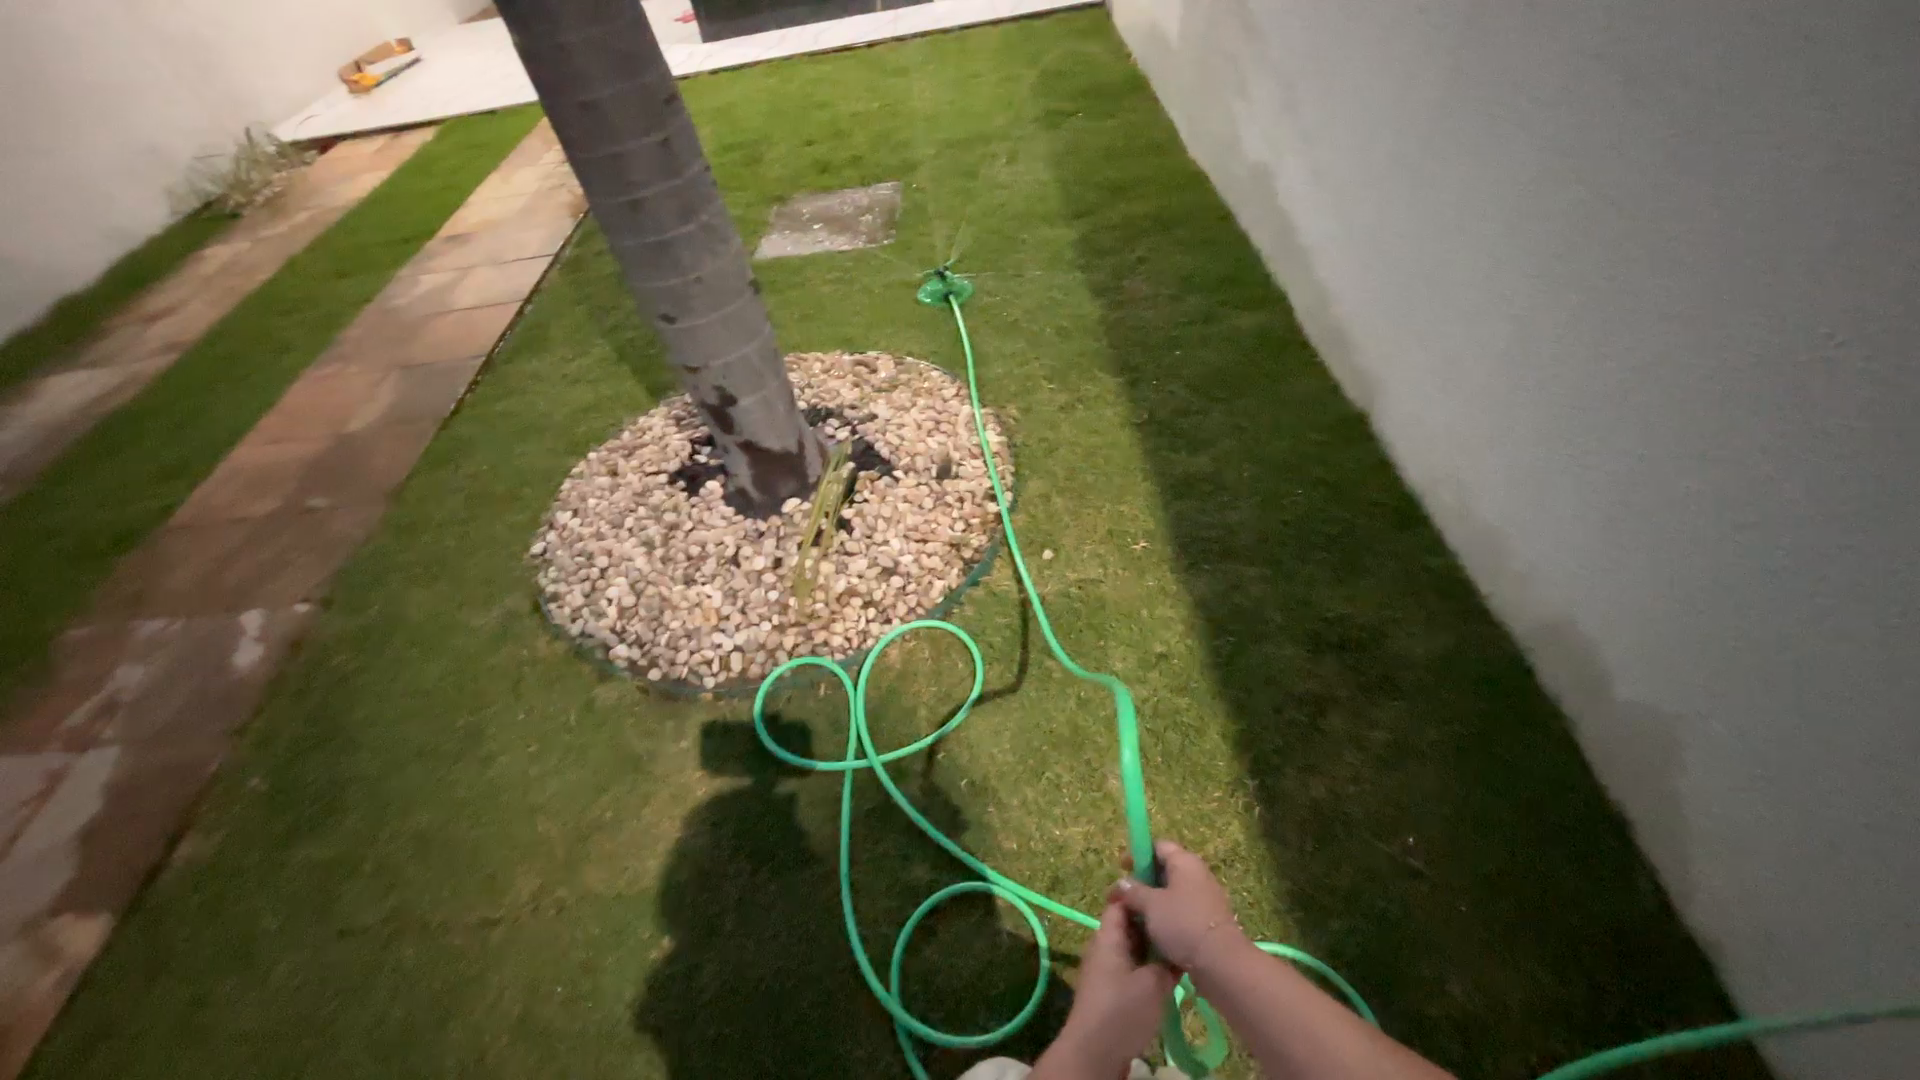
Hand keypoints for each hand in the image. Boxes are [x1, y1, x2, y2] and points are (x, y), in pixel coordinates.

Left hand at [1042, 903, 1176, 1076]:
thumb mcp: (1153, 984)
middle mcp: (1105, 947)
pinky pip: (1134, 967)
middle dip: (1154, 921)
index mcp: (1108, 937)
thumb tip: (1177, 951)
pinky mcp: (1113, 989)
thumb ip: (1167, 963)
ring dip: (1154, 946)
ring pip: (1134, 947)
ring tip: (1182, 943)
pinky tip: (1172, 972)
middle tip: (1182, 919)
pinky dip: (1150, 965)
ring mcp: (1108, 969)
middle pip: (1129, 924)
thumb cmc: (1122, 1011)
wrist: (1095, 1052)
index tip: (1166, 889)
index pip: (1121, 901)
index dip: (1141, 893)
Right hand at [1110, 840, 1246, 973]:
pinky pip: (1183, 910)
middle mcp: (1198, 874)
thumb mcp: (1150, 905)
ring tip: (1137, 915)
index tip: (1122, 868)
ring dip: (1155, 900)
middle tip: (1127, 895)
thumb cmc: (1182, 924)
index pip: (1159, 846)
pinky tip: (1155, 931)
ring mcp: (1206, 897)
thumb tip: (1122, 883)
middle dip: (1144, 880)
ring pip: (1174, 892)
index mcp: (1185, 862)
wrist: (1221, 962)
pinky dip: (1168, 915)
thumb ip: (1134, 891)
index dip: (1138, 854)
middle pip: (1166, 868)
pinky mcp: (1209, 919)